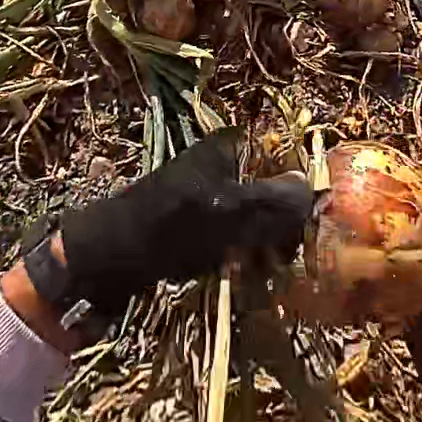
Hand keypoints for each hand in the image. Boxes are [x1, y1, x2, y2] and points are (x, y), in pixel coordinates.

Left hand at [58, 130, 312, 311]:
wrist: (107, 257)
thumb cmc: (170, 222)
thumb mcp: (228, 210)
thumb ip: (274, 199)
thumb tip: (314, 189)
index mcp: (231, 148)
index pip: (283, 156)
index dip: (300, 186)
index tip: (310, 220)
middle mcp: (225, 165)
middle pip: (273, 188)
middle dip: (283, 221)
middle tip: (286, 253)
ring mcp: (213, 195)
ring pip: (258, 216)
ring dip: (266, 243)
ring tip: (264, 268)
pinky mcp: (202, 224)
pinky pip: (238, 235)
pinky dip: (245, 253)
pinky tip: (245, 273)